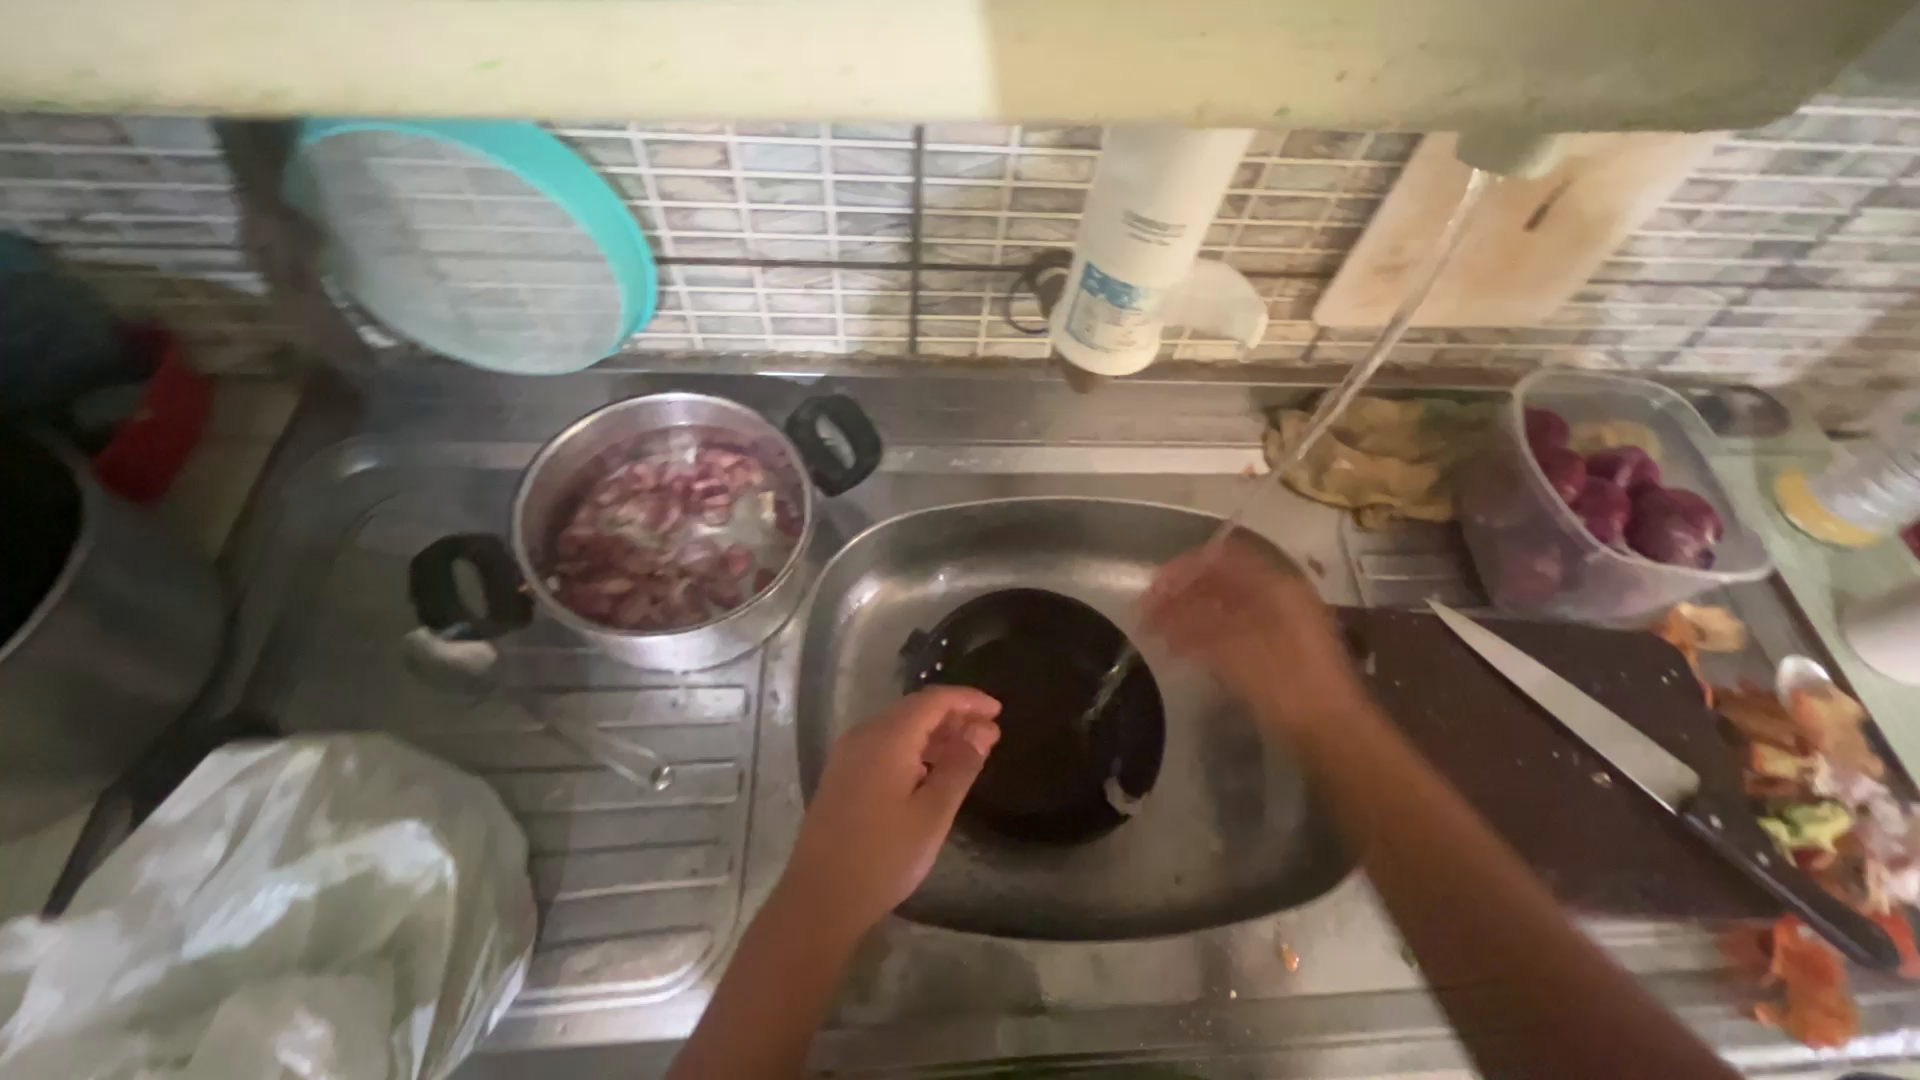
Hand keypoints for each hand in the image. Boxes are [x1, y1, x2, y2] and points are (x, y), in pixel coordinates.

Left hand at [778, 687, 1001, 939]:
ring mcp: (848, 755)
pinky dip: (913, 749)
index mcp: (887, 738)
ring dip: (934, 734)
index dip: (968, 700)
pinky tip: (932, 771)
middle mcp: (864, 735)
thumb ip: (960, 766)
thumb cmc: (884, 857)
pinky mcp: (842, 775)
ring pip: (898, 728)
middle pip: (914, 709)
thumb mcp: (932, 814)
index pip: (933, 700)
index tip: (998, 711)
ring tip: (969, 751)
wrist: (820, 899)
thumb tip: (982, 731)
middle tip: (990, 734)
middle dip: (954, 716)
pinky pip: (884, 746)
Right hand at [1141, 535, 1367, 731]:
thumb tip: (1157, 609)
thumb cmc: (1283, 683)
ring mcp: (1284, 623)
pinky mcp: (1281, 650)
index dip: (1183, 567)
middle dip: (1182, 592)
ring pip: (1227, 606)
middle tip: (1148, 613)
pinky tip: (1185, 651)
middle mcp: (1281, 595)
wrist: (1331, 731)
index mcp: (1275, 584)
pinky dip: (1206, 634)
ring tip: (1159, 634)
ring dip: (1190, 614)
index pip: (1221, 556)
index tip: (1153, 587)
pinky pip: (1235, 629)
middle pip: (1223, 580)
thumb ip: (1192, 622)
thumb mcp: (1232, 648)